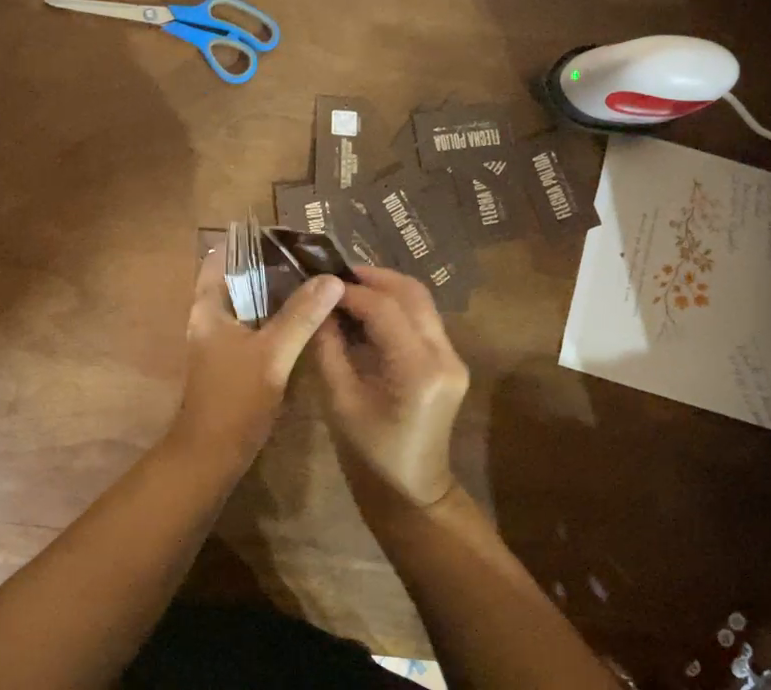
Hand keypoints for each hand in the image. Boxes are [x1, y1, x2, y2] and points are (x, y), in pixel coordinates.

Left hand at [166, 249, 342, 470]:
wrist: (210, 456)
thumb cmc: (234, 399)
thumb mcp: (272, 353)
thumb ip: (300, 315)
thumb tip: (331, 278)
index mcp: (208, 307)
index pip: (222, 258)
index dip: (249, 242)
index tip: (286, 235)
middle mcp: (211, 318)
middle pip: (240, 279)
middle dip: (273, 267)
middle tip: (314, 258)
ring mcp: (222, 341)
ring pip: (252, 305)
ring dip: (278, 294)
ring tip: (318, 281)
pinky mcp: (235, 362)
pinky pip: (258, 328)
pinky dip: (279, 319)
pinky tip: (309, 320)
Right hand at [316, 266, 470, 507]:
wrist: (411, 493)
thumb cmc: (368, 455)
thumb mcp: (338, 400)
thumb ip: (327, 347)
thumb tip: (317, 304)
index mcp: (418, 370)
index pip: (384, 308)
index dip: (350, 290)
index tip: (318, 284)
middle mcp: (445, 357)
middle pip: (412, 294)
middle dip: (372, 278)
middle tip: (335, 277)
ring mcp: (452, 359)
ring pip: (421, 302)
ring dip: (384, 290)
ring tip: (346, 291)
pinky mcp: (449, 363)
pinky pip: (422, 320)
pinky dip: (393, 307)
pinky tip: (364, 314)